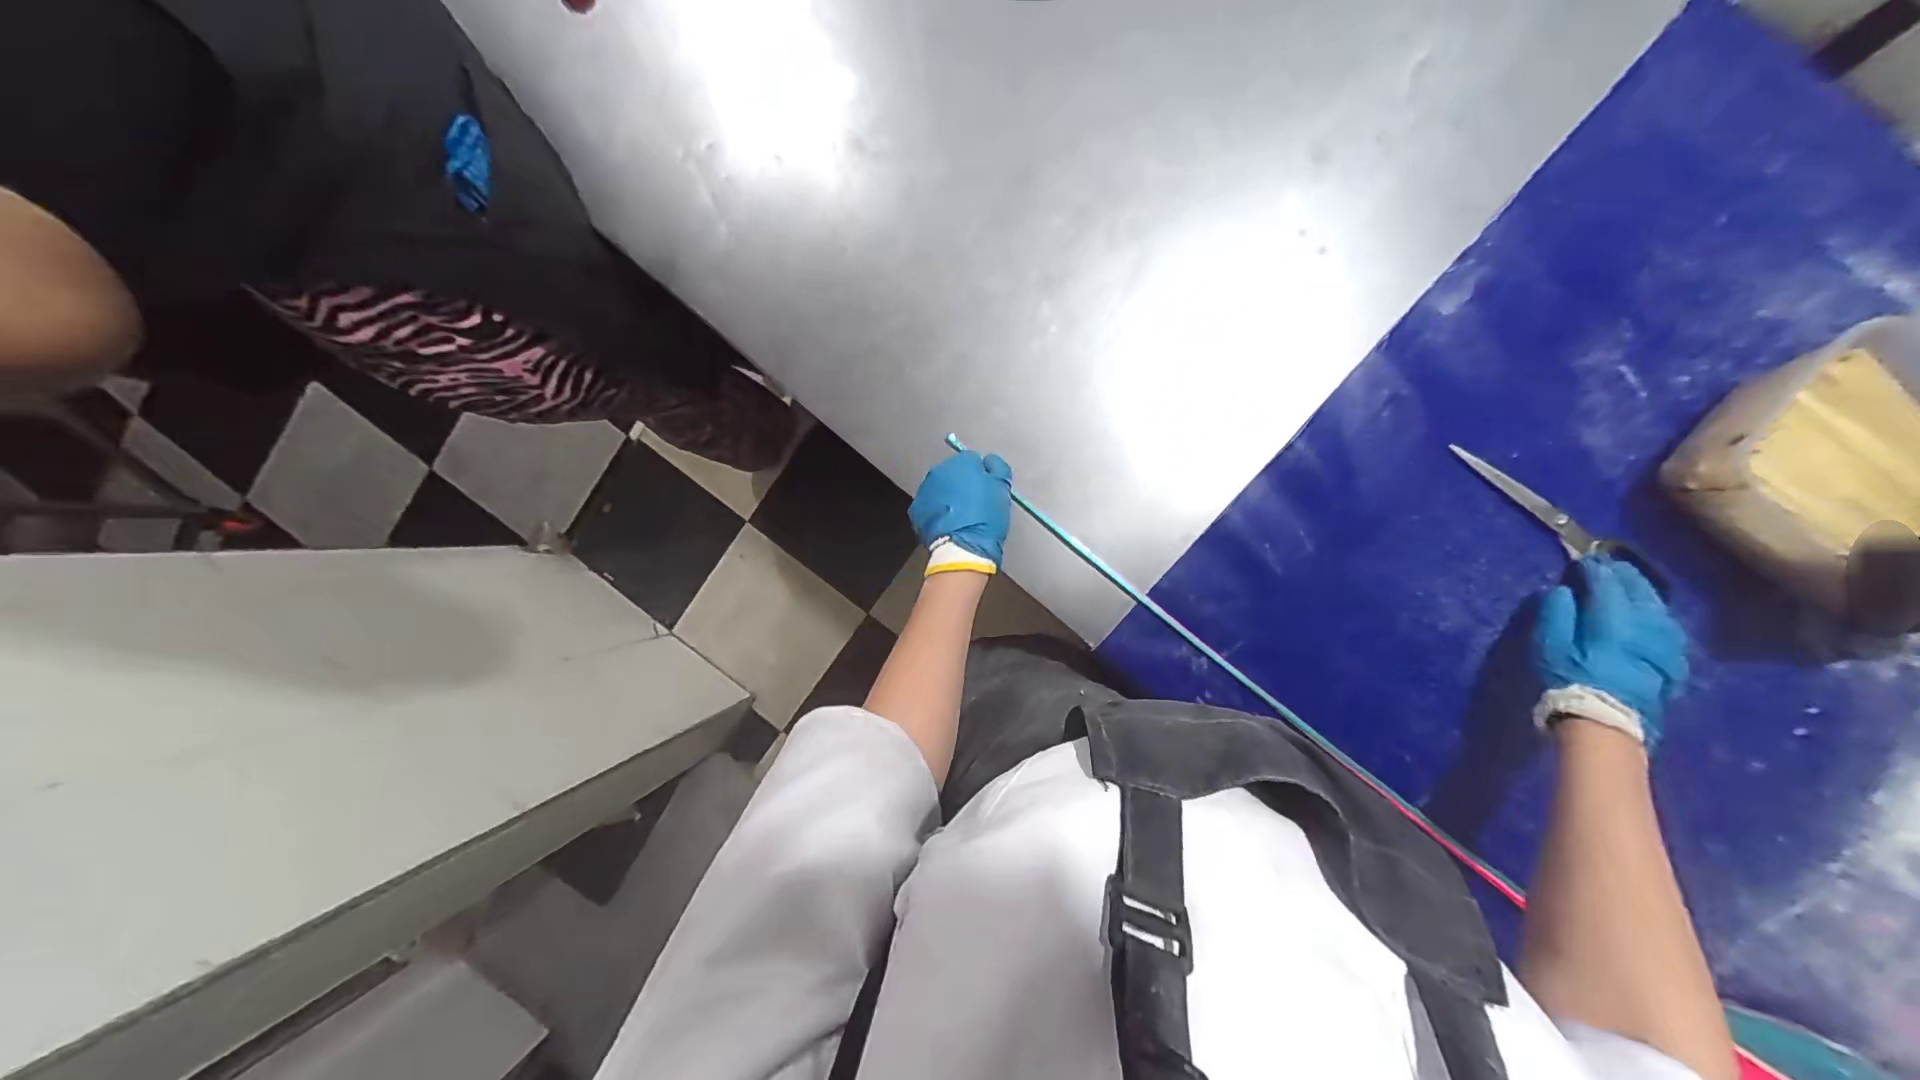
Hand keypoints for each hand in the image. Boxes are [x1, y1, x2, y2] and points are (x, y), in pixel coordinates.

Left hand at [909, 450, 1012, 575]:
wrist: (963, 546)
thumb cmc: (986, 516)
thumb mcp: (1002, 489)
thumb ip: (997, 468)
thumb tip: (987, 461)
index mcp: (961, 462)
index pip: (972, 460)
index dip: (980, 474)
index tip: (985, 489)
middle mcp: (938, 471)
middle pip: (952, 473)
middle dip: (960, 484)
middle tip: (972, 504)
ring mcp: (924, 490)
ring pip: (938, 488)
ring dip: (946, 497)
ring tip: (958, 516)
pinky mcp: (915, 510)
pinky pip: (928, 506)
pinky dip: (935, 512)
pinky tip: (946, 525)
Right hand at [1532, 555, 1687, 747]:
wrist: (1608, 723)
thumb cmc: (1570, 681)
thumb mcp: (1549, 646)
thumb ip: (1555, 614)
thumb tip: (1561, 590)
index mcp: (1614, 619)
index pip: (1607, 583)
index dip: (1594, 568)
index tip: (1583, 559)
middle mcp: (1648, 625)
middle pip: (1640, 589)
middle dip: (1623, 573)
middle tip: (1607, 563)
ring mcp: (1666, 642)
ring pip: (1658, 605)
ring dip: (1642, 591)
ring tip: (1628, 583)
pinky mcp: (1674, 658)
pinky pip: (1666, 624)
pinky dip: (1654, 611)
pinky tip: (1646, 613)